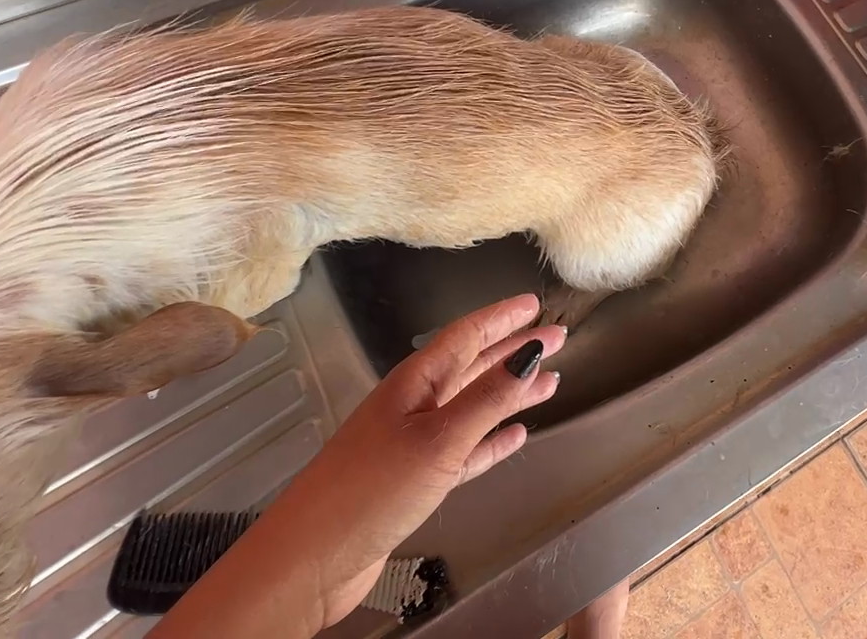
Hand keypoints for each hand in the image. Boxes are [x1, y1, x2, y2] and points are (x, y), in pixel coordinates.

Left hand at [261, 294, 563, 629]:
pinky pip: (465, 449)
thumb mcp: (438, 439)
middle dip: (515, 350)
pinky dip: (492, 441)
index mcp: (417, 382)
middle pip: (474, 366)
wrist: (309, 562)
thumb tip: (529, 354)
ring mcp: (414, 442)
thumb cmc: (372, 489)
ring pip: (474, 406)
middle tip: (557, 338)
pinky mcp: (416, 480)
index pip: (467, 335)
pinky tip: (516, 436)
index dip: (502, 317)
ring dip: (511, 394)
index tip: (534, 304)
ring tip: (550, 383)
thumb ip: (487, 398)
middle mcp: (416, 403)